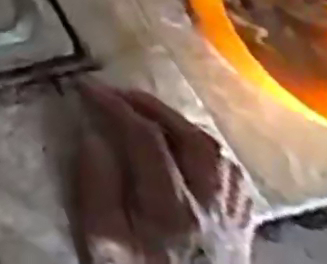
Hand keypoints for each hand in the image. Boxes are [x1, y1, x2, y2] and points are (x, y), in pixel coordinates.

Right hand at [75, 82, 255, 263]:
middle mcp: (210, 208)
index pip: (144, 138)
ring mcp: (233, 220)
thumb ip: (95, 185)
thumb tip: (93, 135)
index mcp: (170, 209)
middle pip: (192, 139)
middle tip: (116, 93)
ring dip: (181, 124)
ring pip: (219, 156)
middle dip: (151, 107)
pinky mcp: (243, 231)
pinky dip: (208, 151)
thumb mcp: (100, 239)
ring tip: (148, 113)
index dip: (113, 104)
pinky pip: (235, 178)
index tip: (84, 87)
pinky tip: (185, 148)